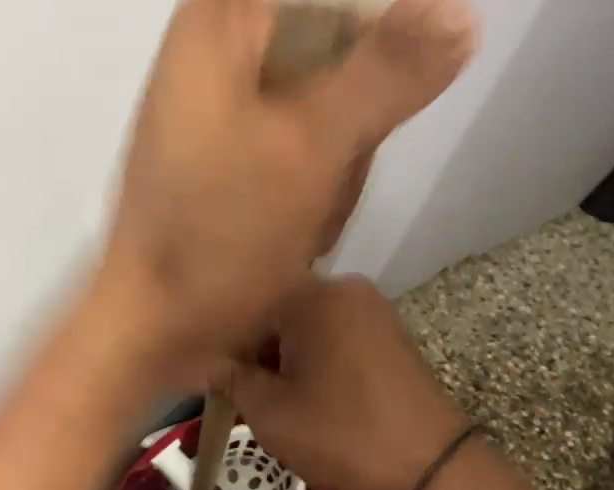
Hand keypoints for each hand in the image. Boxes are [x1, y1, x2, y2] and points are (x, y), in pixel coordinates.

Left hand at [97, 0, 477, 372]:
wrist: (151, 332)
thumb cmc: (220, 236)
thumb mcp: (315, 145)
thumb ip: (389, 70)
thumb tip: (462, 14)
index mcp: (220, 23)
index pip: (332, 0)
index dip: (373, 38)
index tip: (366, 114)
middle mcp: (213, 57)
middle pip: (332, 52)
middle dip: (350, 126)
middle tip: (326, 179)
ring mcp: (217, 120)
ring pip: (322, 115)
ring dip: (333, 174)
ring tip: (306, 221)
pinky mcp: (224, 171)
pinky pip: (297, 160)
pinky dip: (309, 198)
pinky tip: (296, 235)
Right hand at [234, 276, 471, 489]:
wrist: (429, 468)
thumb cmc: (341, 437)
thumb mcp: (271, 414)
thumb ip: (231, 380)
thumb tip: (208, 363)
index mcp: (311, 297)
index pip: (245, 311)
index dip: (224, 351)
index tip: (218, 388)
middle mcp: (345, 289)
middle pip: (278, 317)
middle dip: (257, 357)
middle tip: (246, 403)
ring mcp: (374, 312)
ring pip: (307, 332)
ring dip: (286, 365)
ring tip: (281, 408)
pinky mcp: (391, 338)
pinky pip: (336, 343)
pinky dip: (317, 367)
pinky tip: (313, 403)